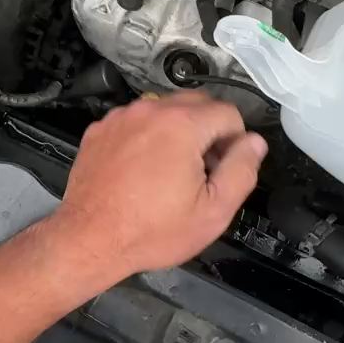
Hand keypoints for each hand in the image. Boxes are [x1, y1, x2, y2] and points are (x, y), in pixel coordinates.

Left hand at [42, 92, 265, 284]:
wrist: (90, 239)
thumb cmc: (151, 230)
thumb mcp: (213, 210)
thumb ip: (242, 169)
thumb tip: (254, 143)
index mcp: (181, 124)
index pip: (228, 112)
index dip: (235, 141)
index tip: (224, 167)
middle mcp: (149, 110)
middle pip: (196, 103)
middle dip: (208, 130)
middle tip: (203, 169)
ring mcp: (120, 118)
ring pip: (163, 110)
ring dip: (176, 131)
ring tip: (171, 171)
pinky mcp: (99, 130)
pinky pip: (134, 122)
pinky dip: (145, 136)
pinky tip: (141, 170)